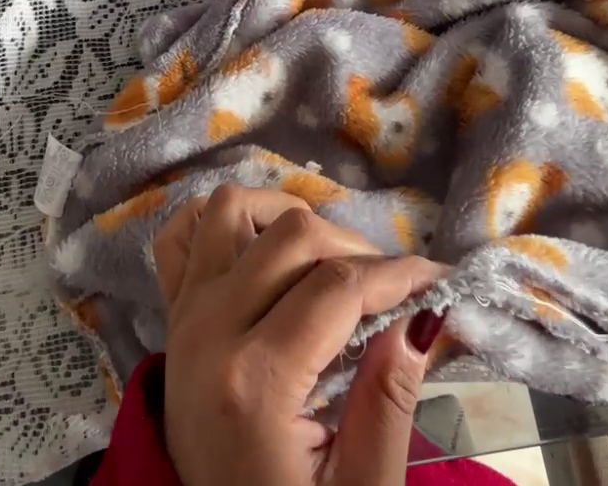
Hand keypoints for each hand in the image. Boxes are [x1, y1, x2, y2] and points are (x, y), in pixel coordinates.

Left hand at [152, 184, 447, 485]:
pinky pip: (181, 231)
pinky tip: (261, 245)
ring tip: (327, 262)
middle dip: (356, 250)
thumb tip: (424, 316)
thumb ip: (389, 397)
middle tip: (389, 292)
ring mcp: (182, 312)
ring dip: (288, 220)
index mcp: (256, 380)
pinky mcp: (170, 311)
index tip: (437, 280)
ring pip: (233, 209)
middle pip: (292, 235)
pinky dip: (221, 221)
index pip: (337, 287)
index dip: (398, 274)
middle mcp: (209, 327)